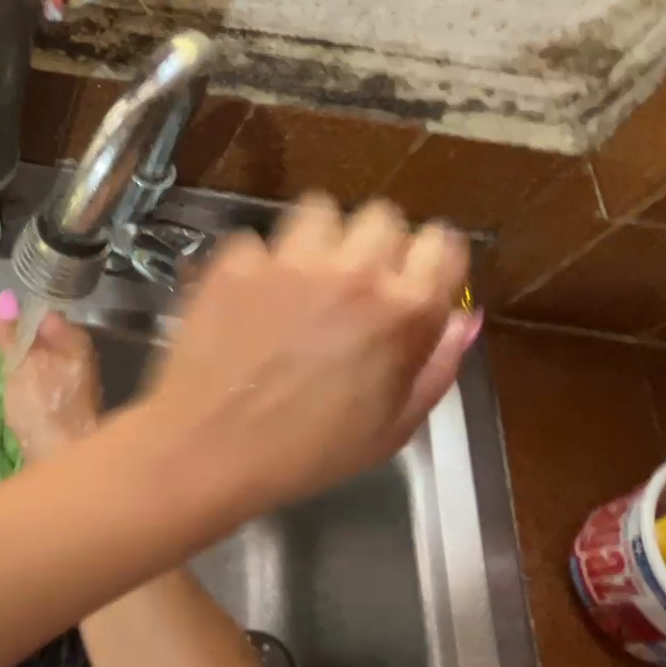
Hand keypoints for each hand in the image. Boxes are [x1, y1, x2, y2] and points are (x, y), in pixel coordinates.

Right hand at [0, 291, 101, 463]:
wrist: (62, 458)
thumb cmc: (41, 406)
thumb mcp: (19, 365)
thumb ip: (10, 334)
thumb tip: (6, 298)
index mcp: (75, 340)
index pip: (45, 316)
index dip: (20, 320)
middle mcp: (82, 357)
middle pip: (45, 341)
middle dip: (22, 344)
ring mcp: (77, 384)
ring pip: (45, 363)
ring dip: (24, 366)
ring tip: (2, 373)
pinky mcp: (68, 407)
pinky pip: (45, 384)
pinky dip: (30, 385)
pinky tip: (16, 394)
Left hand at [134, 194, 479, 519]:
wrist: (205, 451)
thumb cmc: (302, 456)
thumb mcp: (390, 431)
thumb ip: (434, 368)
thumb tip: (460, 320)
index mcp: (406, 311)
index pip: (442, 243)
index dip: (422, 262)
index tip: (402, 281)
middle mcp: (354, 272)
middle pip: (380, 218)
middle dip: (368, 245)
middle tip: (343, 284)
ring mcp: (289, 263)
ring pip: (318, 210)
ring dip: (313, 238)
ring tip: (294, 278)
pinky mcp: (233, 266)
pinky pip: (253, 241)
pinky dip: (252, 263)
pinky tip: (244, 297)